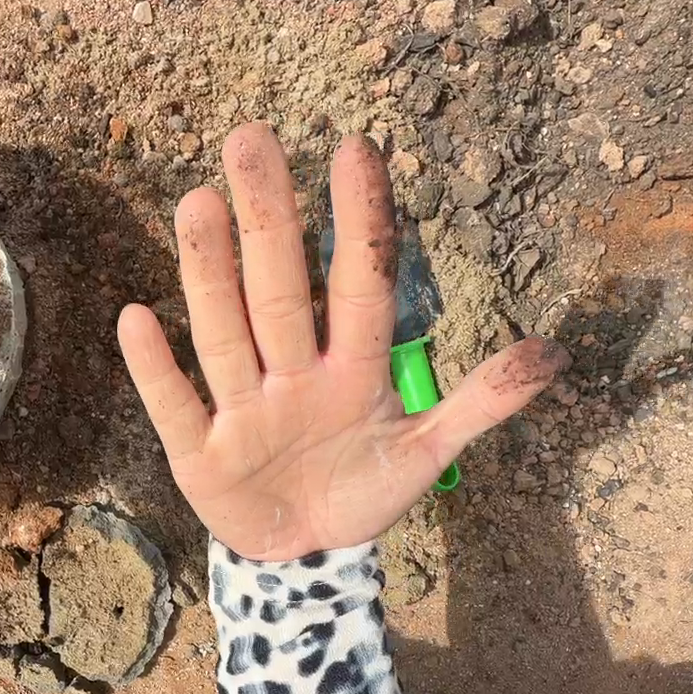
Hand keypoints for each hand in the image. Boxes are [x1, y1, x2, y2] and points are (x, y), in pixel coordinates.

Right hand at [116, 123, 569, 560]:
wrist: (305, 553)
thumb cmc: (362, 494)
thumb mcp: (427, 454)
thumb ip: (480, 403)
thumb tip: (557, 352)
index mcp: (351, 372)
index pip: (359, 286)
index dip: (359, 224)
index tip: (354, 148)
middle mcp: (293, 376)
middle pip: (280, 291)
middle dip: (269, 220)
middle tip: (250, 139)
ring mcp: (243, 411)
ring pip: (226, 334)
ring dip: (210, 275)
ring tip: (196, 204)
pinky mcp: (200, 454)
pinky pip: (177, 408)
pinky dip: (155, 370)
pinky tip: (135, 319)